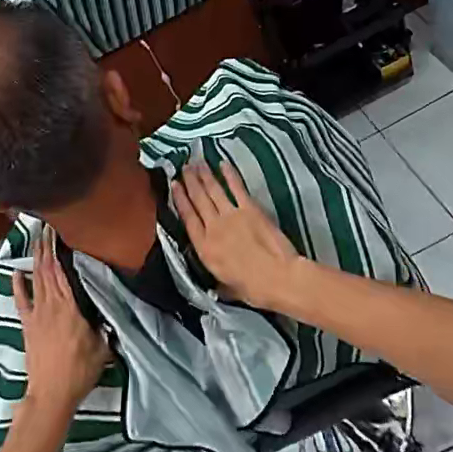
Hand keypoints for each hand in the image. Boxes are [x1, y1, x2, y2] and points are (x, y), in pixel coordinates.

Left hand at [15, 231, 109, 417]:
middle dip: (46, 247)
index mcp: (69, 306)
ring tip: (37, 240)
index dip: (58, 250)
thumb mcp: (102, 346)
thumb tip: (110, 309)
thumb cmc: (79, 370)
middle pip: (46, 270)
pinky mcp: (27, 325)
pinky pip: (21, 300)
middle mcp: (50, 305)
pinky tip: (17, 271)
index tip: (59, 232)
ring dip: (36, 259)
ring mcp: (36, 314)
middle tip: (47, 228)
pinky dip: (18, 284)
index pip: (61, 271)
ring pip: (35, 280)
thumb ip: (105, 324)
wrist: (51, 393)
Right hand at [170, 161, 312, 310]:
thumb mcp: (226, 287)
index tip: (174, 185)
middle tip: (184, 166)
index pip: (187, 218)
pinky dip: (229, 174)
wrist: (278, 278)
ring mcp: (231, 216)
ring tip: (197, 162)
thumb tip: (215, 282)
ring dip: (204, 175)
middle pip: (198, 200)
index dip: (179, 200)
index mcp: (205, 248)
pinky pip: (237, 187)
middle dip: (190, 181)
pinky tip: (223, 164)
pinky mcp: (250, 209)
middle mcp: (214, 228)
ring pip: (213, 190)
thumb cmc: (253, 289)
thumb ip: (217, 279)